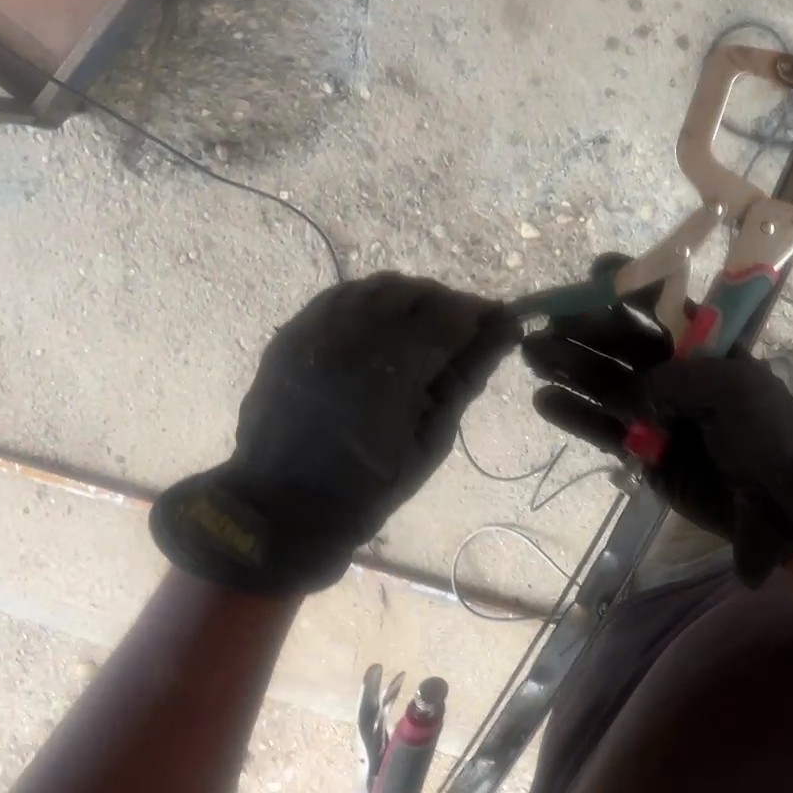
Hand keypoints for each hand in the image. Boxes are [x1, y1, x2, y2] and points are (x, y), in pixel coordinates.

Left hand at [151, 273, 519, 593]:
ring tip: (418, 335)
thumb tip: (508, 328)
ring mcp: (314, 331)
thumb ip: (469, 374)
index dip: (481, 314)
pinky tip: (381, 332)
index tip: (499, 325)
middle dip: (447, 308)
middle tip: (460, 337)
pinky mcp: (292, 334)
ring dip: (409, 302)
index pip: (450, 312)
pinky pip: (342, 295)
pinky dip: (372, 303)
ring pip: (379, 286)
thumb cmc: (372, 481)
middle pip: (416, 292)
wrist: (284, 505)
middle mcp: (349, 338)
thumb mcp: (435, 435)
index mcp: (389, 368)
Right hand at [522, 273, 792, 585]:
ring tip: (531, 353)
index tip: (596, 271)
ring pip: (606, 383)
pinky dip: (575, 414)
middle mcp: (678, 374)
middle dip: (587, 330)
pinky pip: (603, 428)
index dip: (633, 288)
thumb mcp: (735, 389)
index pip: (665, 309)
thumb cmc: (765, 434)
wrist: (777, 502)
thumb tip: (631, 389)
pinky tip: (544, 399)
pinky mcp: (643, 451)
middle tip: (547, 322)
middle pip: (624, 345)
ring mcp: (658, 413)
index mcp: (707, 349)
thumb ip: (679, 379)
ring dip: (571, 367)